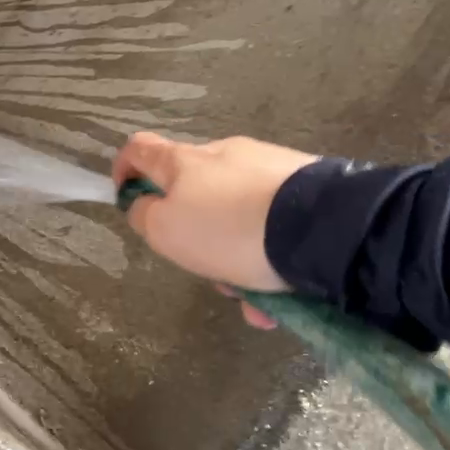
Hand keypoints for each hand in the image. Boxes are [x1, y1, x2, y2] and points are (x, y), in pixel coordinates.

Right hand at [112, 133, 317, 328]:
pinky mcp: (314, 186)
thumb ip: (144, 216)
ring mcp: (272, 168)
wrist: (326, 227)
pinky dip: (274, 256)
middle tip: (208, 272)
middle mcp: (225, 155)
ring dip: (239, 254)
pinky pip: (279, 224)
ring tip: (255, 300)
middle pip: (195, 191)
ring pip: (239, 214)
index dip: (124, 169)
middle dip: (196, 232)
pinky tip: (284, 293)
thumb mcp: (165, 231)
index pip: (139, 149)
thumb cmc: (228, 227)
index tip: (126, 198)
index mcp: (183, 160)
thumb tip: (143, 206)